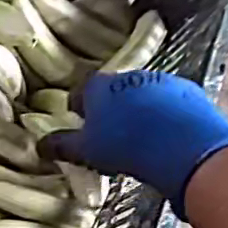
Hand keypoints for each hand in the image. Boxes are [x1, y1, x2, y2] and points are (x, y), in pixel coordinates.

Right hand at [49, 71, 227, 215]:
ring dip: (137, 113)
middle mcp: (129, 76)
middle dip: (109, 110)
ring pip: (142, 97)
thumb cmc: (123, 145)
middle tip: (107, 137)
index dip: (77, 109)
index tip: (78, 125)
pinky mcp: (188, 93)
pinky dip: (164, 118)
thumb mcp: (85, 151)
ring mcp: (161, 81)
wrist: (182, 146)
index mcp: (99, 86)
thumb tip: (39, 146)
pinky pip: (169, 104)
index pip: (80, 92)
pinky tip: (164, 141)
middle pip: (112, 92)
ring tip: (138, 142)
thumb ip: (61, 146)